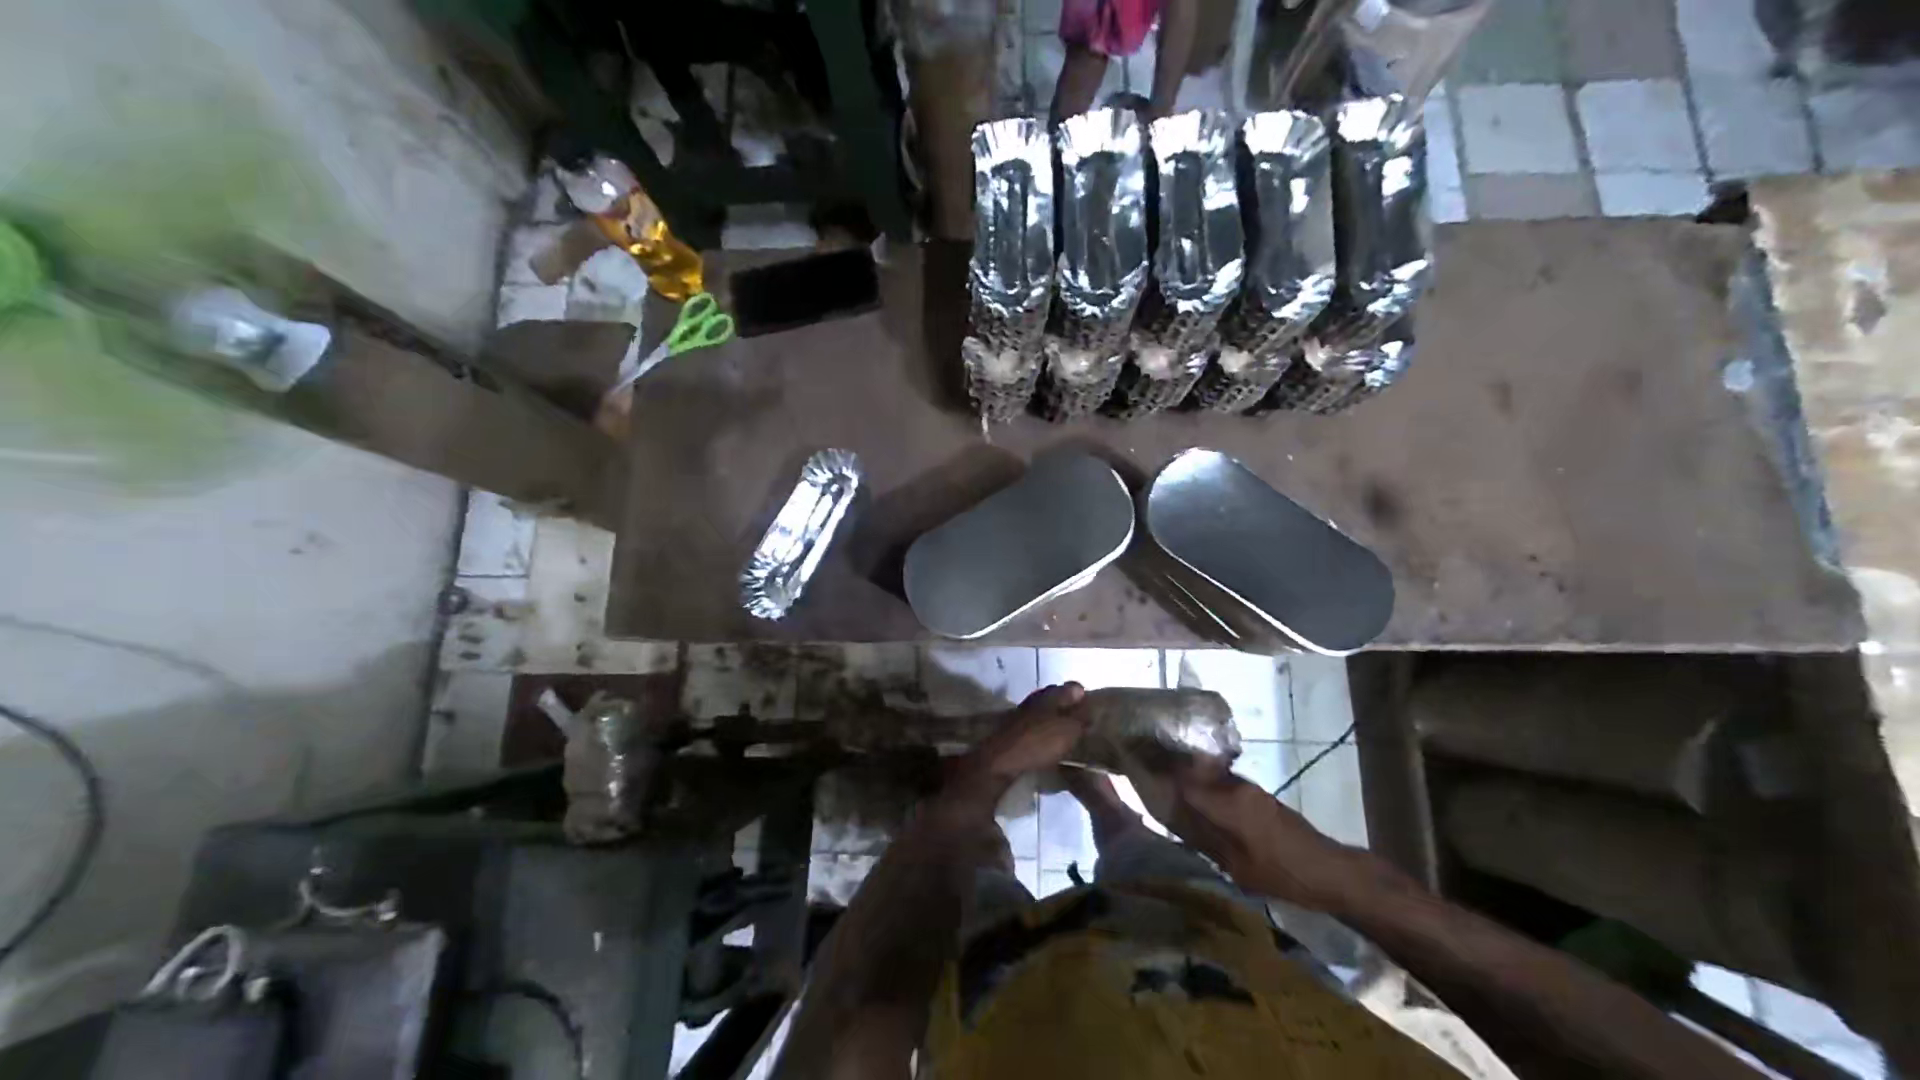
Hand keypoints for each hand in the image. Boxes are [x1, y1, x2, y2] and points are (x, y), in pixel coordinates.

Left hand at [961, 682, 1089, 782]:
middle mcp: (1036, 698)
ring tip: (1069, 736)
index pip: (1074, 687)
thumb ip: (1081, 718)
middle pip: (1058, 698)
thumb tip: (1091, 707)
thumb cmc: (1039, 741)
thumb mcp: (1069, 730)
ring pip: (1046, 712)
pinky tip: (1050, 744)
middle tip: (1084, 724)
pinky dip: (1045, 732)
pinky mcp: (1014, 729)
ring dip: (1057, 720)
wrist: (1001, 759)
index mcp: (1051, 694)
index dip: (1085, 696)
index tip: (1094, 710)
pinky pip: (1036, 726)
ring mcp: (1023, 713)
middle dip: (1071, 708)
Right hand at [1124, 751, 1361, 909]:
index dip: (1152, 764)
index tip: (1128, 755)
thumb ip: (1200, 833)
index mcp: (1225, 801)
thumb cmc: (1281, 873)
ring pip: (1202, 774)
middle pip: (1188, 768)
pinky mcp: (1254, 795)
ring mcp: (1245, 788)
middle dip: (1162, 763)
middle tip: (1137, 765)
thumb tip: (1168, 810)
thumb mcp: (1235, 864)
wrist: (1329, 871)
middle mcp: (1233, 786)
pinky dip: (1198, 784)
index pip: (1178, 775)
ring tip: (1156, 779)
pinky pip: (1217, 782)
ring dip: (1180, 772)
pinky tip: (1188, 796)